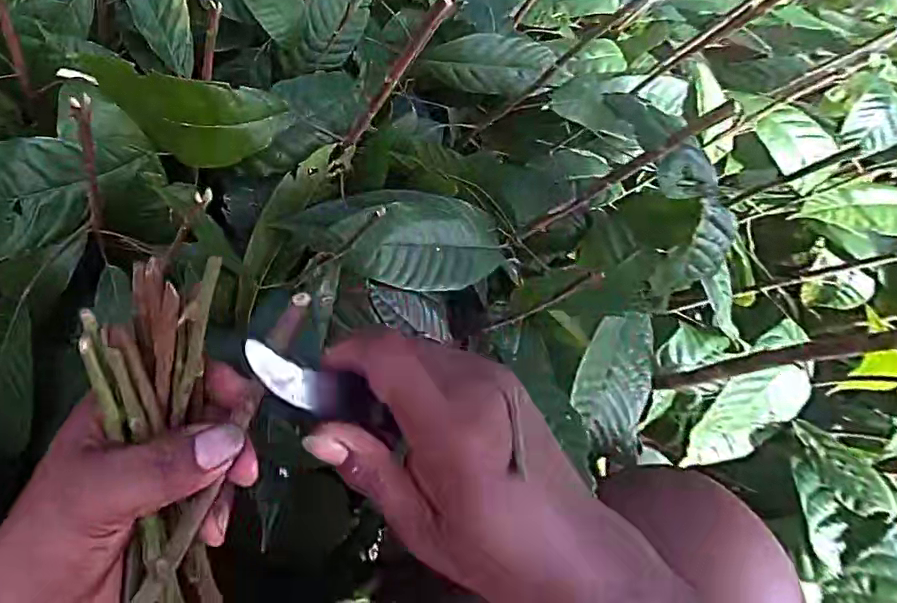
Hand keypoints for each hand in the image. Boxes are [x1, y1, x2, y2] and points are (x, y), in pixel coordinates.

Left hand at [0, 361, 259, 602]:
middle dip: (227, 435)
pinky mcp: (166, 513)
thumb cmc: (48, 537)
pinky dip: (217, 512)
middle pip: (199, 411)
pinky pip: (206, 498)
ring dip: (225, 482)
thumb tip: (227, 438)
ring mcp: (154, 474)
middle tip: (245, 469)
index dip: (208, 377)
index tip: (240, 401)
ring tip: (217, 523)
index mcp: (115, 406)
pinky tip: (211, 537)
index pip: (169, 369)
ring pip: (209, 456)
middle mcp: (139, 431)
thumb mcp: (99, 492)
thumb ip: (160, 464)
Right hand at [302, 329, 694, 602]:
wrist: (581, 553)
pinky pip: (440, 355)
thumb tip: (315, 433)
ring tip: (381, 414)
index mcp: (454, 426)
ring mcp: (492, 371)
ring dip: (387, 365)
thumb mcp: (422, 526)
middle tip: (345, 404)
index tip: (320, 378)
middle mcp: (475, 383)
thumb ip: (368, 469)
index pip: (387, 356)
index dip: (345, 353)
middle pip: (397, 344)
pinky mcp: (501, 371)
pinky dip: (414, 370)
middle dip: (361, 362)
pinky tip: (417, 412)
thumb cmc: (496, 551)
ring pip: (416, 346)